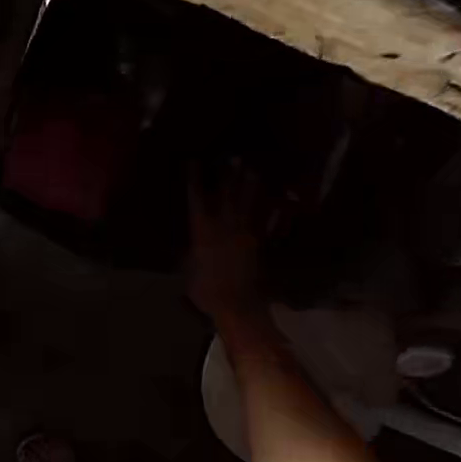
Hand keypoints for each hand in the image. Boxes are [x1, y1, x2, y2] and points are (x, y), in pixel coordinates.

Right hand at [188, 164, 266, 321]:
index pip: (196, 200)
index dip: (194, 180)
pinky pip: (263, 221)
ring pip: (247, 203)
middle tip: (231, 155)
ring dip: (249, 186)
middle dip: (227, 175)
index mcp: (203, 232)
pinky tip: (273, 200)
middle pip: (226, 195)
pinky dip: (268, 209)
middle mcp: (225, 227)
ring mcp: (244, 233)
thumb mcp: (187, 270)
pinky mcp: (257, 243)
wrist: (236, 305)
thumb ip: (188, 252)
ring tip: (252, 169)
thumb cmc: (205, 291)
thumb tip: (188, 243)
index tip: (193, 162)